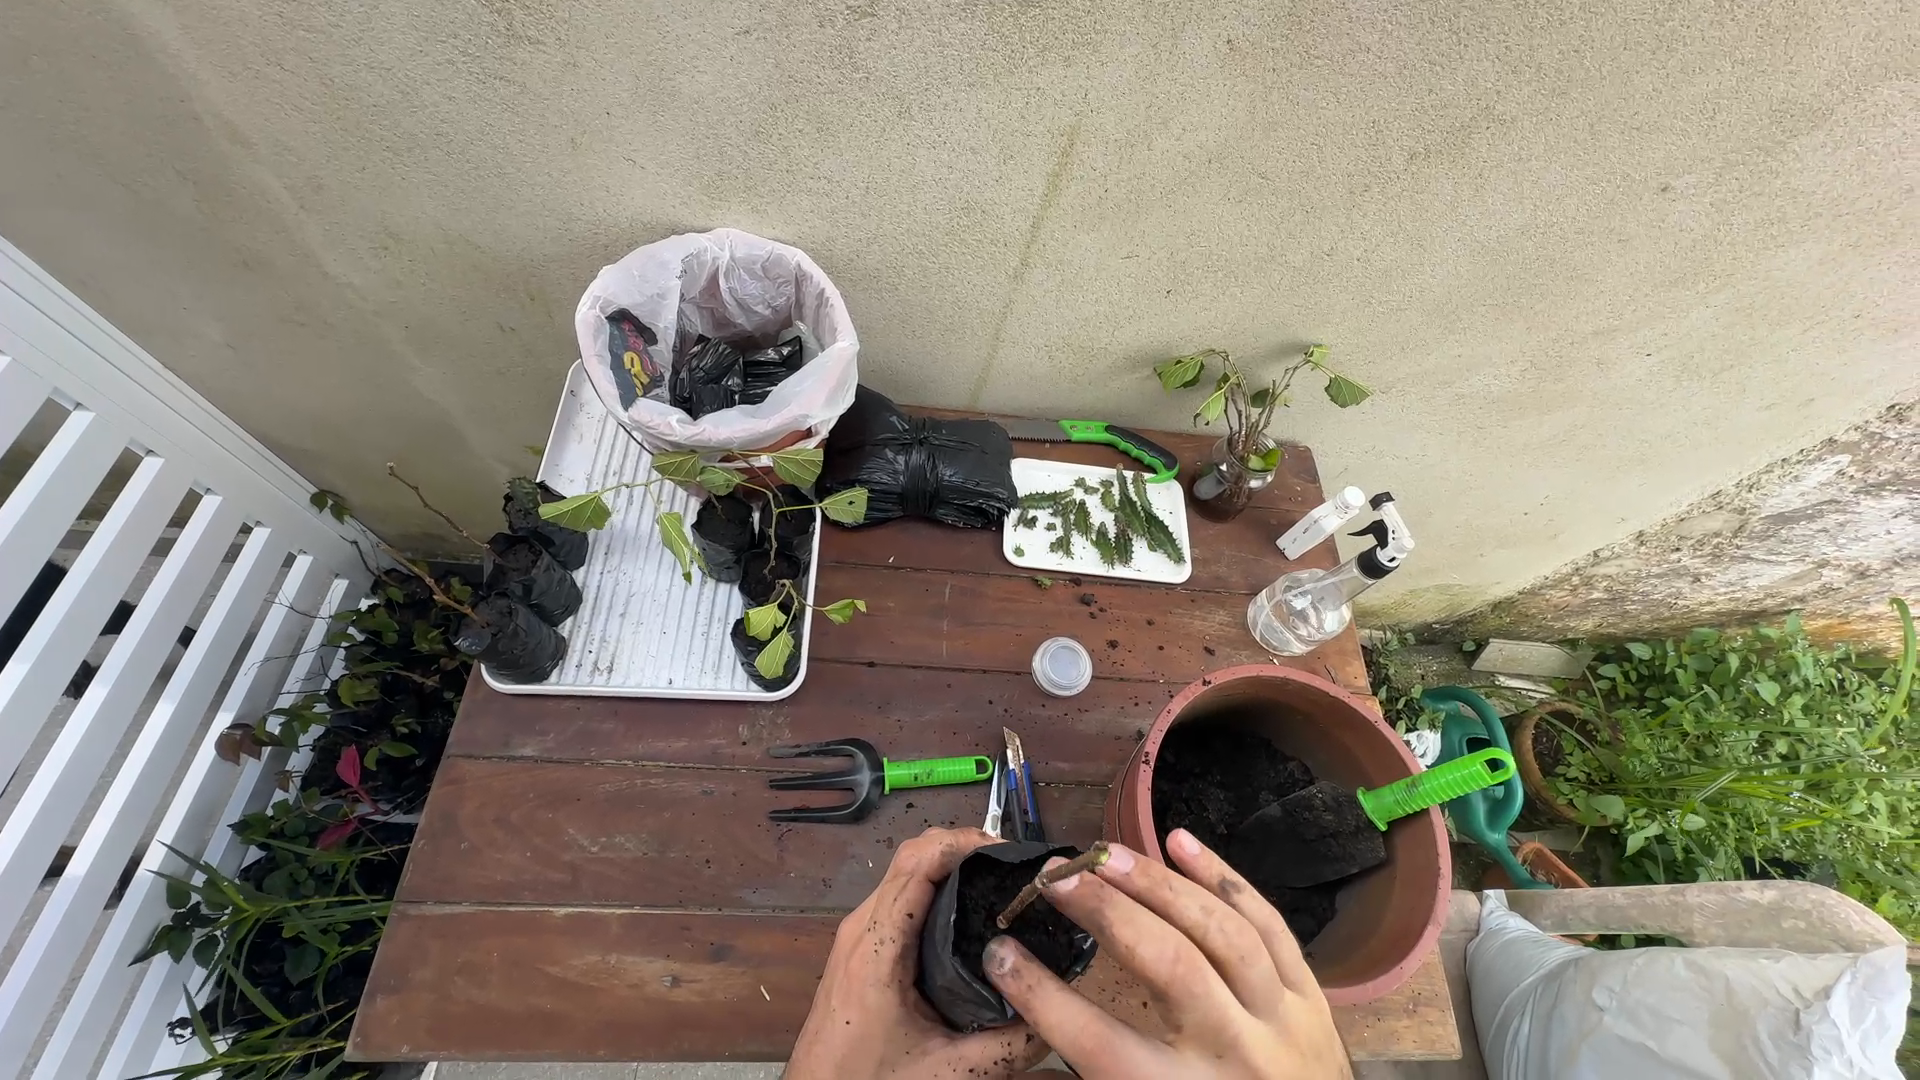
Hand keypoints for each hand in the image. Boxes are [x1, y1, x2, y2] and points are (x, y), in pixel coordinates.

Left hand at [786, 827, 1048, 1079]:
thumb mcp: (947, 1073)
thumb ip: (1005, 1046)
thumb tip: (1056, 1014)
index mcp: (878, 946)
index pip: (918, 865)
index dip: (962, 843)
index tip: (1007, 850)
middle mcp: (862, 925)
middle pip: (910, 855)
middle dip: (960, 844)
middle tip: (1009, 861)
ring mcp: (856, 931)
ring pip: (903, 868)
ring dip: (946, 858)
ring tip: (993, 874)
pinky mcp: (859, 942)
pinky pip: (898, 891)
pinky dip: (932, 879)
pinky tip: (963, 902)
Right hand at [984, 828, 1351, 1078]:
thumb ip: (1088, 1077)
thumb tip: (1023, 1037)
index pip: (1095, 1040)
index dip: (1039, 993)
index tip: (999, 951)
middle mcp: (1235, 1055)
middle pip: (1167, 964)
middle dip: (1105, 911)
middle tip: (1056, 875)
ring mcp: (1280, 1019)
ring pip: (1221, 932)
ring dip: (1158, 884)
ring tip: (1107, 853)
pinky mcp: (1309, 996)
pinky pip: (1268, 923)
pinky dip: (1223, 877)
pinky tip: (1179, 839)